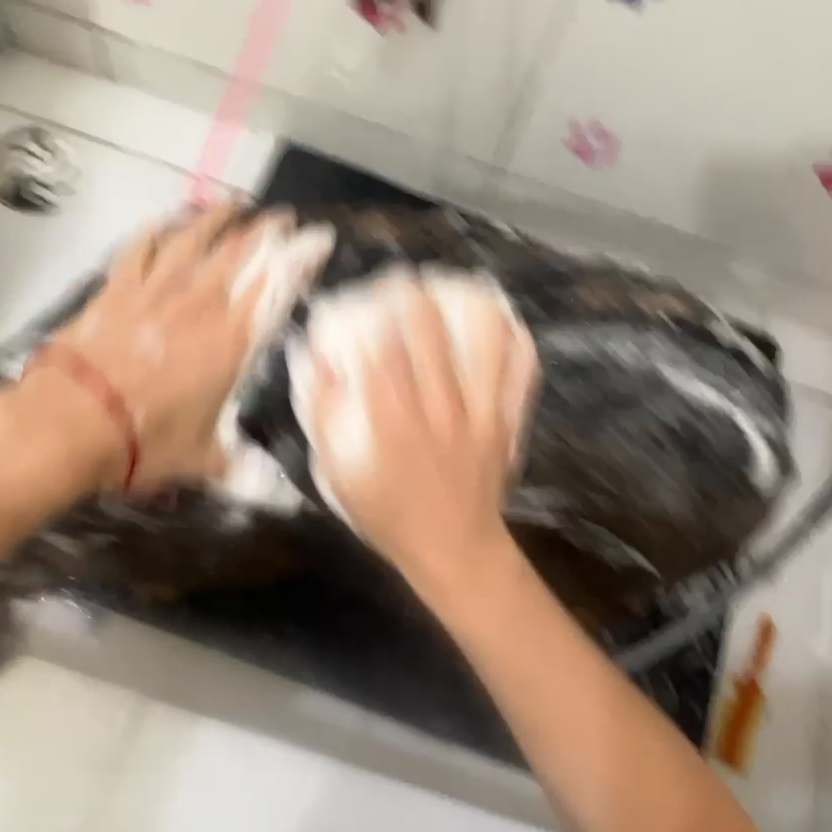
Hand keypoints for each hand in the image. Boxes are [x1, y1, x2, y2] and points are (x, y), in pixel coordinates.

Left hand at [17, 203, 322, 491]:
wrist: (72, 423)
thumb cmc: (146, 442)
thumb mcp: (204, 461)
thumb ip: (241, 466)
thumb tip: (274, 490)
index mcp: (231, 341)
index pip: (276, 286)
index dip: (300, 259)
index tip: (318, 240)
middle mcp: (199, 304)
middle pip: (239, 251)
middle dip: (266, 231)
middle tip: (282, 219)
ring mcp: (155, 290)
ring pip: (193, 239)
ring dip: (216, 219)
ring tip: (233, 206)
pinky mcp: (116, 289)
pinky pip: (140, 248)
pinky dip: (156, 232)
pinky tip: (164, 224)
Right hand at [291, 271, 540, 587]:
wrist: (452, 548)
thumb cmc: (386, 512)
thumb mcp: (334, 472)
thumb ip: (322, 412)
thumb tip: (312, 355)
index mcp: (387, 420)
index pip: (380, 346)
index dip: (372, 310)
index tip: (367, 296)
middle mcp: (434, 409)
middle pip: (429, 333)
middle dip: (414, 295)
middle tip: (407, 283)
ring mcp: (478, 414)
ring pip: (483, 342)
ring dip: (470, 305)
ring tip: (458, 288)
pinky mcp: (506, 423)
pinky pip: (520, 372)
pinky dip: (515, 340)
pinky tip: (503, 321)